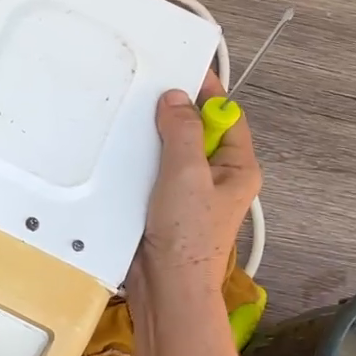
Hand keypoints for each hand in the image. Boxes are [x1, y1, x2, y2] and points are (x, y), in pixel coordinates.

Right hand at [128, 71, 260, 298]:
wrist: (166, 286)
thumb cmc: (187, 234)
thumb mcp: (187, 175)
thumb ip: (182, 133)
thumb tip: (175, 99)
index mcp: (237, 168)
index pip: (226, 117)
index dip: (207, 93)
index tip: (182, 69)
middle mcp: (217, 179)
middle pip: (197, 134)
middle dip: (173, 114)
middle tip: (144, 93)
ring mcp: (190, 195)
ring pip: (171, 155)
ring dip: (152, 141)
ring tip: (127, 121)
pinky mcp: (163, 209)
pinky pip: (152, 176)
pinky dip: (137, 164)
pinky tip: (118, 157)